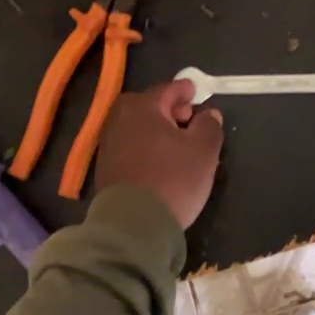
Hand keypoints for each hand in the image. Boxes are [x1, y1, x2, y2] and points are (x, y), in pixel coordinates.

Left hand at [95, 80, 225, 228]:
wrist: (132, 225)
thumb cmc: (172, 180)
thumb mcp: (203, 151)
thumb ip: (209, 126)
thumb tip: (209, 113)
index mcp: (143, 108)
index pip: (167, 89)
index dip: (184, 90)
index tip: (196, 91)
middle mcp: (120, 120)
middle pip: (147, 105)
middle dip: (168, 108)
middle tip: (187, 118)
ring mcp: (109, 145)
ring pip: (137, 127)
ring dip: (156, 129)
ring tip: (176, 142)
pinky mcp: (105, 168)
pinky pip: (130, 146)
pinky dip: (145, 145)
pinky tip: (158, 161)